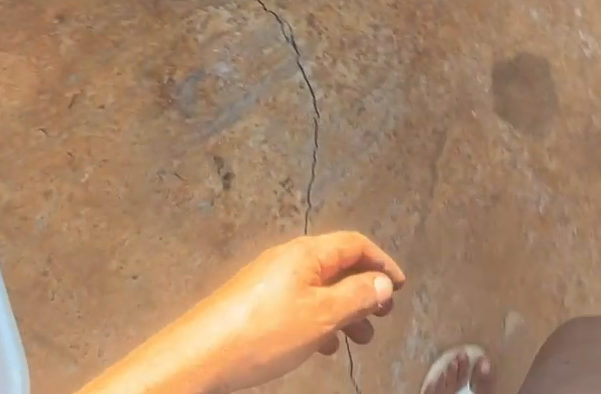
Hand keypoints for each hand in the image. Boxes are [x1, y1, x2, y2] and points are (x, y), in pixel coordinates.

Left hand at [80, 232, 406, 393]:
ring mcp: (270, 278)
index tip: (401, 286)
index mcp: (308, 253)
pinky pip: (300, 301)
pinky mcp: (256, 301)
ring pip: (319, 287)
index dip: (381, 262)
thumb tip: (384, 282)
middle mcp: (290, 257)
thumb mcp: (320, 317)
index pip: (355, 244)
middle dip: (364, 288)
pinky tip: (321, 345)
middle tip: (383, 316)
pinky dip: (319, 318)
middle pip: (338, 264)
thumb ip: (356, 297)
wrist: (199, 356)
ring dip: (343, 308)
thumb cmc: (265, 332)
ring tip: (357, 340)